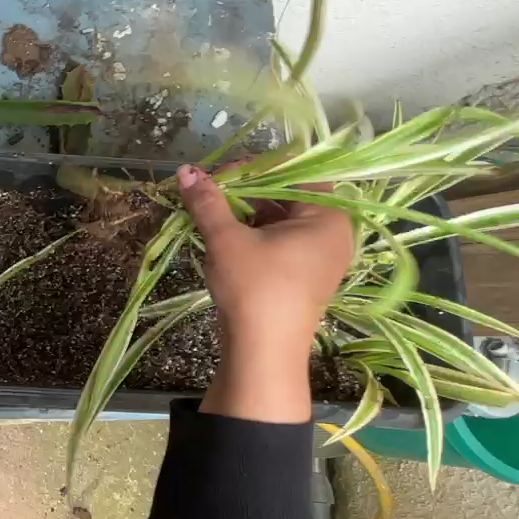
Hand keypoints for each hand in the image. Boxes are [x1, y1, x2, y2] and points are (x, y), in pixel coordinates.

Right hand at [175, 163, 352, 421]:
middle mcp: (333, 233)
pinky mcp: (303, 275)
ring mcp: (320, 257)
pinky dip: (252, 235)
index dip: (254, 170)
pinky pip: (279, 242)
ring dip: (244, 215)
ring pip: (279, 221)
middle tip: (207, 196)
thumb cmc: (254, 286)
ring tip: (209, 218)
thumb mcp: (226, 239)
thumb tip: (185, 170)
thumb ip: (207, 202)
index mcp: (327, 217)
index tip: (216, 177)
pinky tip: (223, 240)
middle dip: (245, 193)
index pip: (293, 175)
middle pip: (286, 197)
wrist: (262, 347)